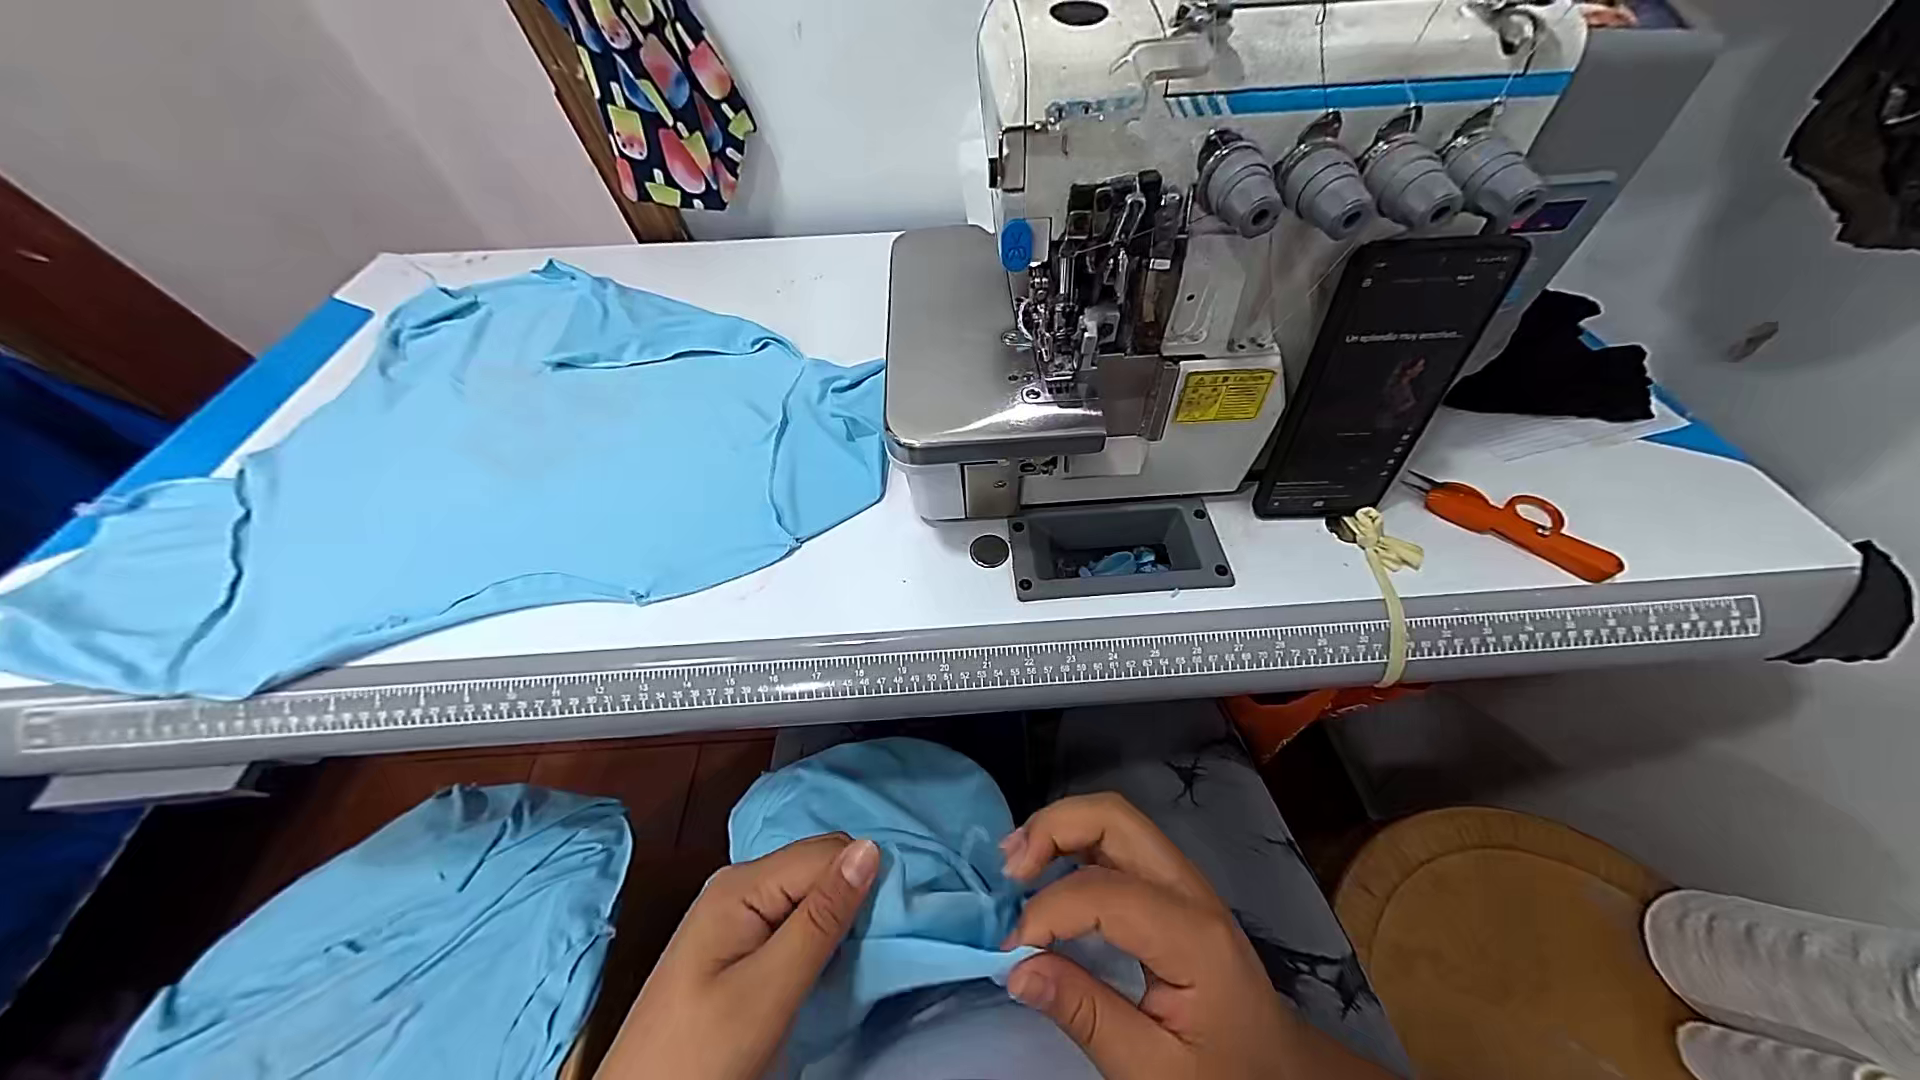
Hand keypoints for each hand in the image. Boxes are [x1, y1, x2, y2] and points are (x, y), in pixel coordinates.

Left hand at [597, 833, 879, 1079]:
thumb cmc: (699, 1057)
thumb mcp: (766, 992)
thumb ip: (820, 918)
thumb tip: (871, 846)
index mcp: (742, 884)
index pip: (827, 852)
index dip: (862, 881)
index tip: (887, 927)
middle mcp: (741, 883)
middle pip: (820, 864)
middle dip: (852, 895)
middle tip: (866, 949)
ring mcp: (738, 910)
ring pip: (812, 889)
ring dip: (838, 917)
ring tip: (848, 959)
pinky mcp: (741, 938)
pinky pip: (797, 914)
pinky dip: (820, 933)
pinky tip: (825, 961)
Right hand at [1000, 793, 1392, 1079]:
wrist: (1282, 1069)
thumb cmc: (1225, 1072)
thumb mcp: (1157, 1071)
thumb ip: (1086, 1015)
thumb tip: (1016, 970)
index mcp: (1192, 935)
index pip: (1104, 893)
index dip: (1047, 913)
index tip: (1013, 952)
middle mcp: (1188, 887)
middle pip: (1113, 817)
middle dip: (1052, 828)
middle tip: (1009, 870)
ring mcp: (1181, 877)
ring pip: (1112, 817)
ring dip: (1058, 827)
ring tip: (1016, 862)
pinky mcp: (1169, 882)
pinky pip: (1115, 840)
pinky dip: (1073, 840)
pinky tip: (1046, 868)